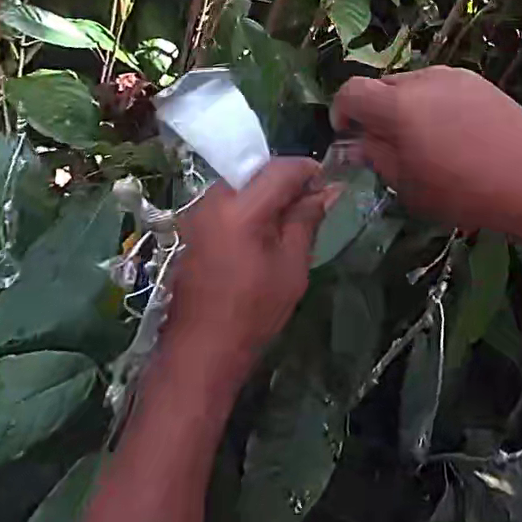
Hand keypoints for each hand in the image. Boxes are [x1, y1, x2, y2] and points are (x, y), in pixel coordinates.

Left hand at [164, 158, 331, 375]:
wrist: (200, 352)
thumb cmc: (252, 312)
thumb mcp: (292, 265)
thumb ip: (307, 218)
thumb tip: (329, 189)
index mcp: (240, 208)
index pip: (280, 168)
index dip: (308, 170)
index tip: (327, 184)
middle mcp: (214, 200)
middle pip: (258, 170)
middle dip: (287, 179)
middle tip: (311, 201)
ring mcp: (198, 213)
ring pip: (242, 183)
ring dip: (268, 191)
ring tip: (289, 218)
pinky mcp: (192, 227)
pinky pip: (227, 200)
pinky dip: (249, 204)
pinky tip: (263, 230)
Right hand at [331, 67, 521, 240]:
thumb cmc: (468, 191)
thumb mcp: (412, 186)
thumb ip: (379, 158)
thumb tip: (360, 142)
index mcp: (398, 104)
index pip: (351, 91)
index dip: (341, 111)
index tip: (349, 135)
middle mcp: (422, 79)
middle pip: (382, 86)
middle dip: (376, 112)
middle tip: (389, 146)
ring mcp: (453, 75)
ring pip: (413, 86)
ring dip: (406, 108)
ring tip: (426, 142)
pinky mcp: (477, 80)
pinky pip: (441, 87)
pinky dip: (434, 105)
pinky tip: (456, 134)